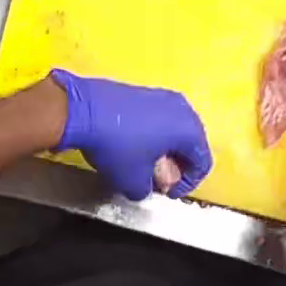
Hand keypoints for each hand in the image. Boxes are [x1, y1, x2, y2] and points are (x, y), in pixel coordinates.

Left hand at [48, 69, 212, 199]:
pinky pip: (155, 120)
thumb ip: (147, 189)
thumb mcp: (133, 180)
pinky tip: (130, 147)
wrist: (83, 110)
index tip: (167, 193)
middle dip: (175, 167)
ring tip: (141, 166)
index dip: (187, 184)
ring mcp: (161, 96)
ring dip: (161, 152)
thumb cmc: (117, 147)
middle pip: (188, 145)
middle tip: (156, 181)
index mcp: (189, 129)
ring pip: (171, 131)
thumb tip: (148, 186)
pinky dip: (150, 137)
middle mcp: (182, 108)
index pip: (202, 162)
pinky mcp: (141, 92)